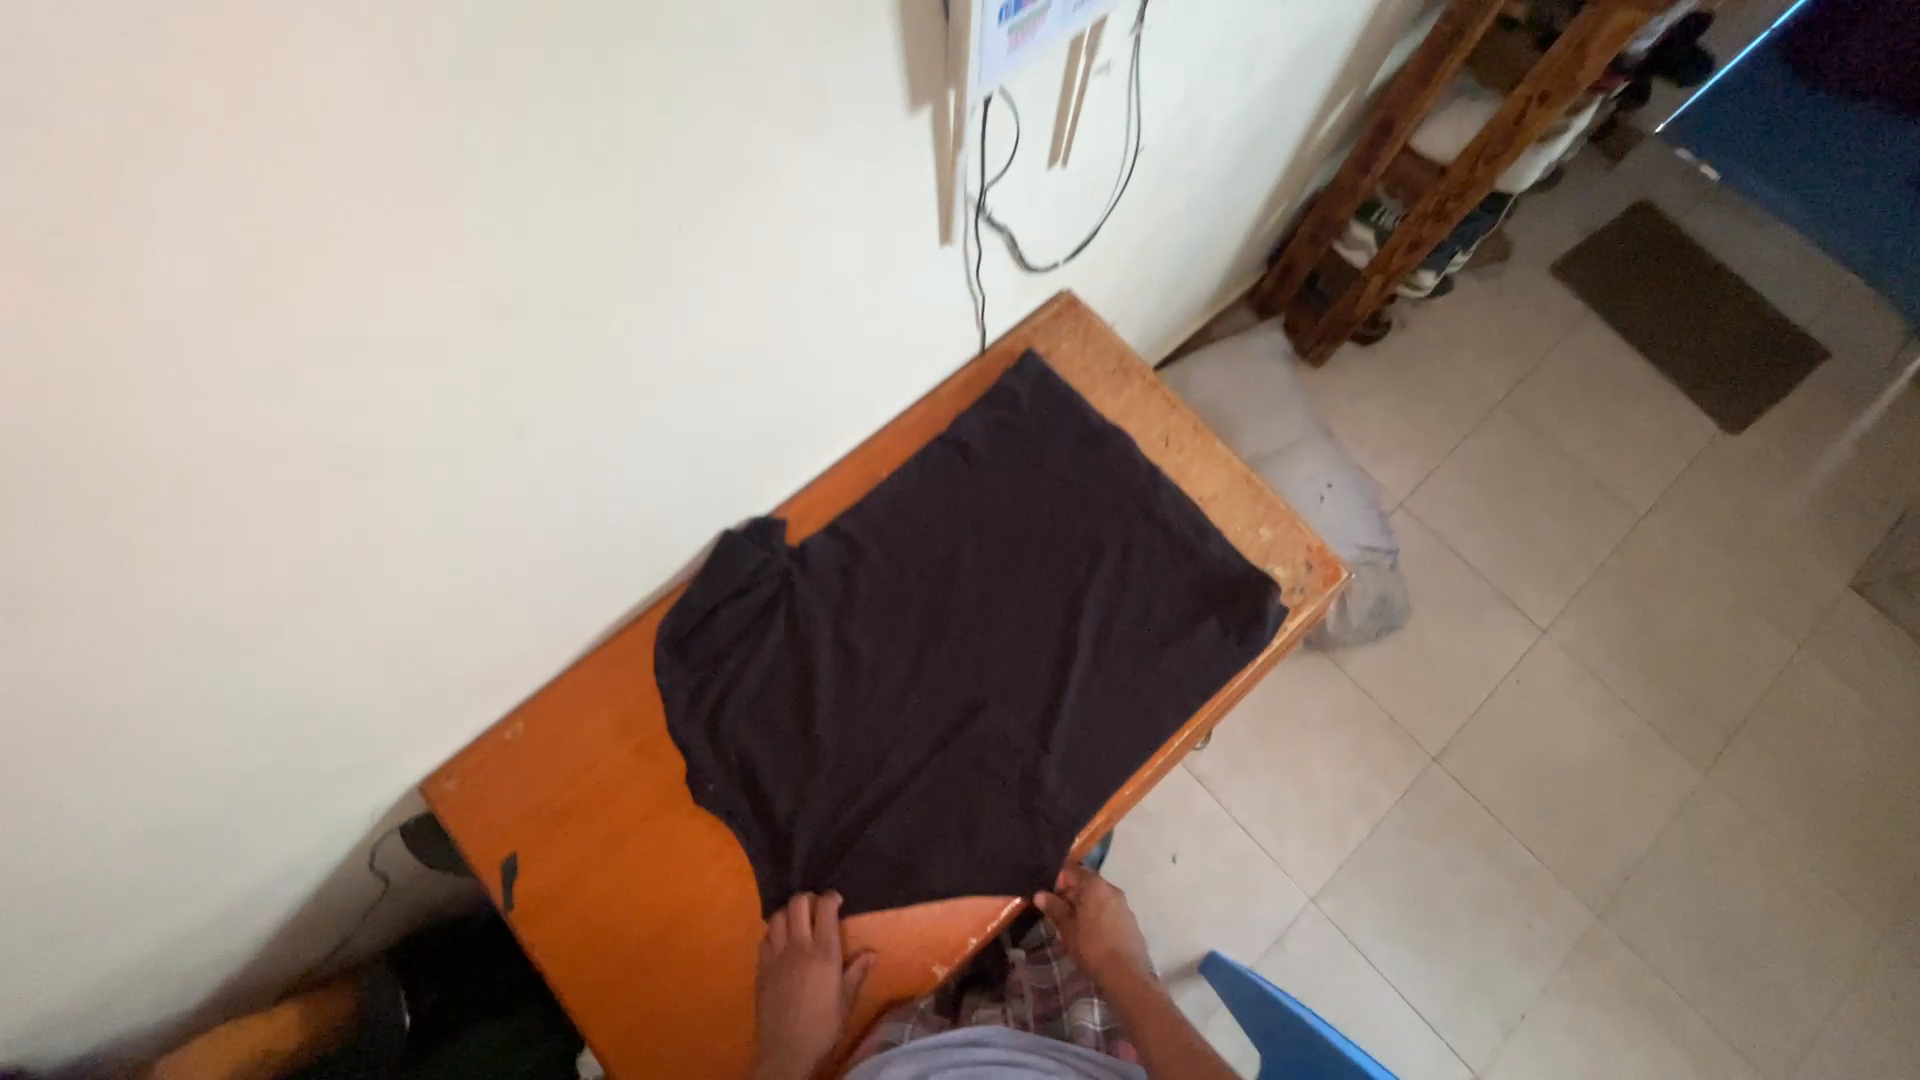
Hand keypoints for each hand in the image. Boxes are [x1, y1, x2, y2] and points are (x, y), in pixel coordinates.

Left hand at [751, 891, 875, 1079]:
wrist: (786, 1052)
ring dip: (788, 914)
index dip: (831, 897)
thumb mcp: (846, 1000)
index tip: (836, 900)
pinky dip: (773, 934)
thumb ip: (857, 972)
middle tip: (815, 908)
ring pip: (777, 916)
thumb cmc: (823, 1027)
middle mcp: (799, 947)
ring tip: (796, 923)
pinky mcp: (761, 968)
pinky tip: (780, 944)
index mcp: (824, 952)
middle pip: (797, 903)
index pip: (825, 907)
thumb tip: (872, 953)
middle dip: (807, 898)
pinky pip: (764, 939)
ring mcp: (777, 956)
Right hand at [1033, 862, 1154, 983]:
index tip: (1046, 897)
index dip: (1056, 882)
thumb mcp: (1067, 928)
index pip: (1071, 871)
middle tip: (1056, 913)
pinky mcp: (1130, 922)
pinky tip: (1090, 935)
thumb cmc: (1092, 947)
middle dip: (1070, 896)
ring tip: (1072, 926)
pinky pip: (1109, 911)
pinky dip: (1097, 917)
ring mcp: (1123, 905)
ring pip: (1098, 899)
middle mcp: (1111, 888)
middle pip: (1085, 884)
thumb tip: (1039, 894)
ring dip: (1084, 907)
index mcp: (1094, 884)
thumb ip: (1054, 907)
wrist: (1127, 975)